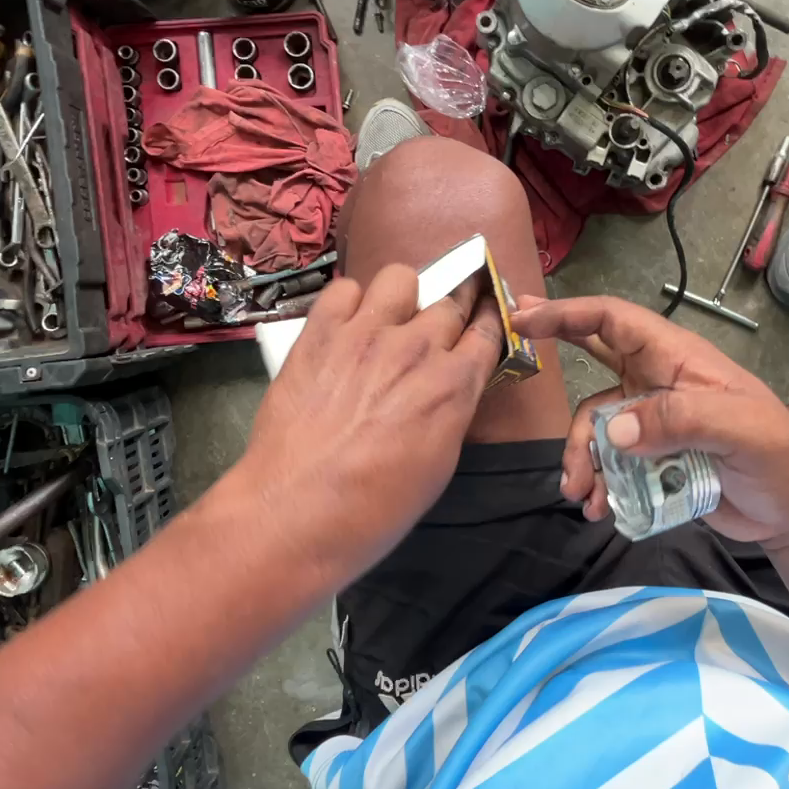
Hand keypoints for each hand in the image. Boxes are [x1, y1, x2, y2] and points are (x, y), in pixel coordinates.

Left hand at [232, 265, 504, 576]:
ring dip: (403, 295)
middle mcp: (417, 347)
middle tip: (442, 318)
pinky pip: (344, 289)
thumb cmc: (377, 507)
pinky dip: (349, 302)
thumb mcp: (439, 462)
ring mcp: (366, 333)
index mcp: (453, 384)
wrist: (297, 511)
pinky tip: (345, 326)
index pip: (488, 329)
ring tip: (390, 317)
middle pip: (451, 299)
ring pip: (400, 277)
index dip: (490, 317)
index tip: (487, 313)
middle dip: (455, 304)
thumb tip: (449, 384)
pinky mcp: (320, 332)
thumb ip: (451, 408)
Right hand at [510, 295, 788, 549]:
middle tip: (515, 347)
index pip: (615, 321)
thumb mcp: (744, 433)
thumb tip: (610, 431)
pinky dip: (596, 482)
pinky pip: (608, 461)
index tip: (526, 315)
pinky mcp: (650, 458)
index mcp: (677, 359)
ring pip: (595, 424)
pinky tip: (599, 508)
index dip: (568, 313)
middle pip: (595, 356)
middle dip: (556, 349)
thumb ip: (679, 421)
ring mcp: (653, 421)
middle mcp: (657, 382)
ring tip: (579, 494)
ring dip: (580, 456)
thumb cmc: (784, 460)